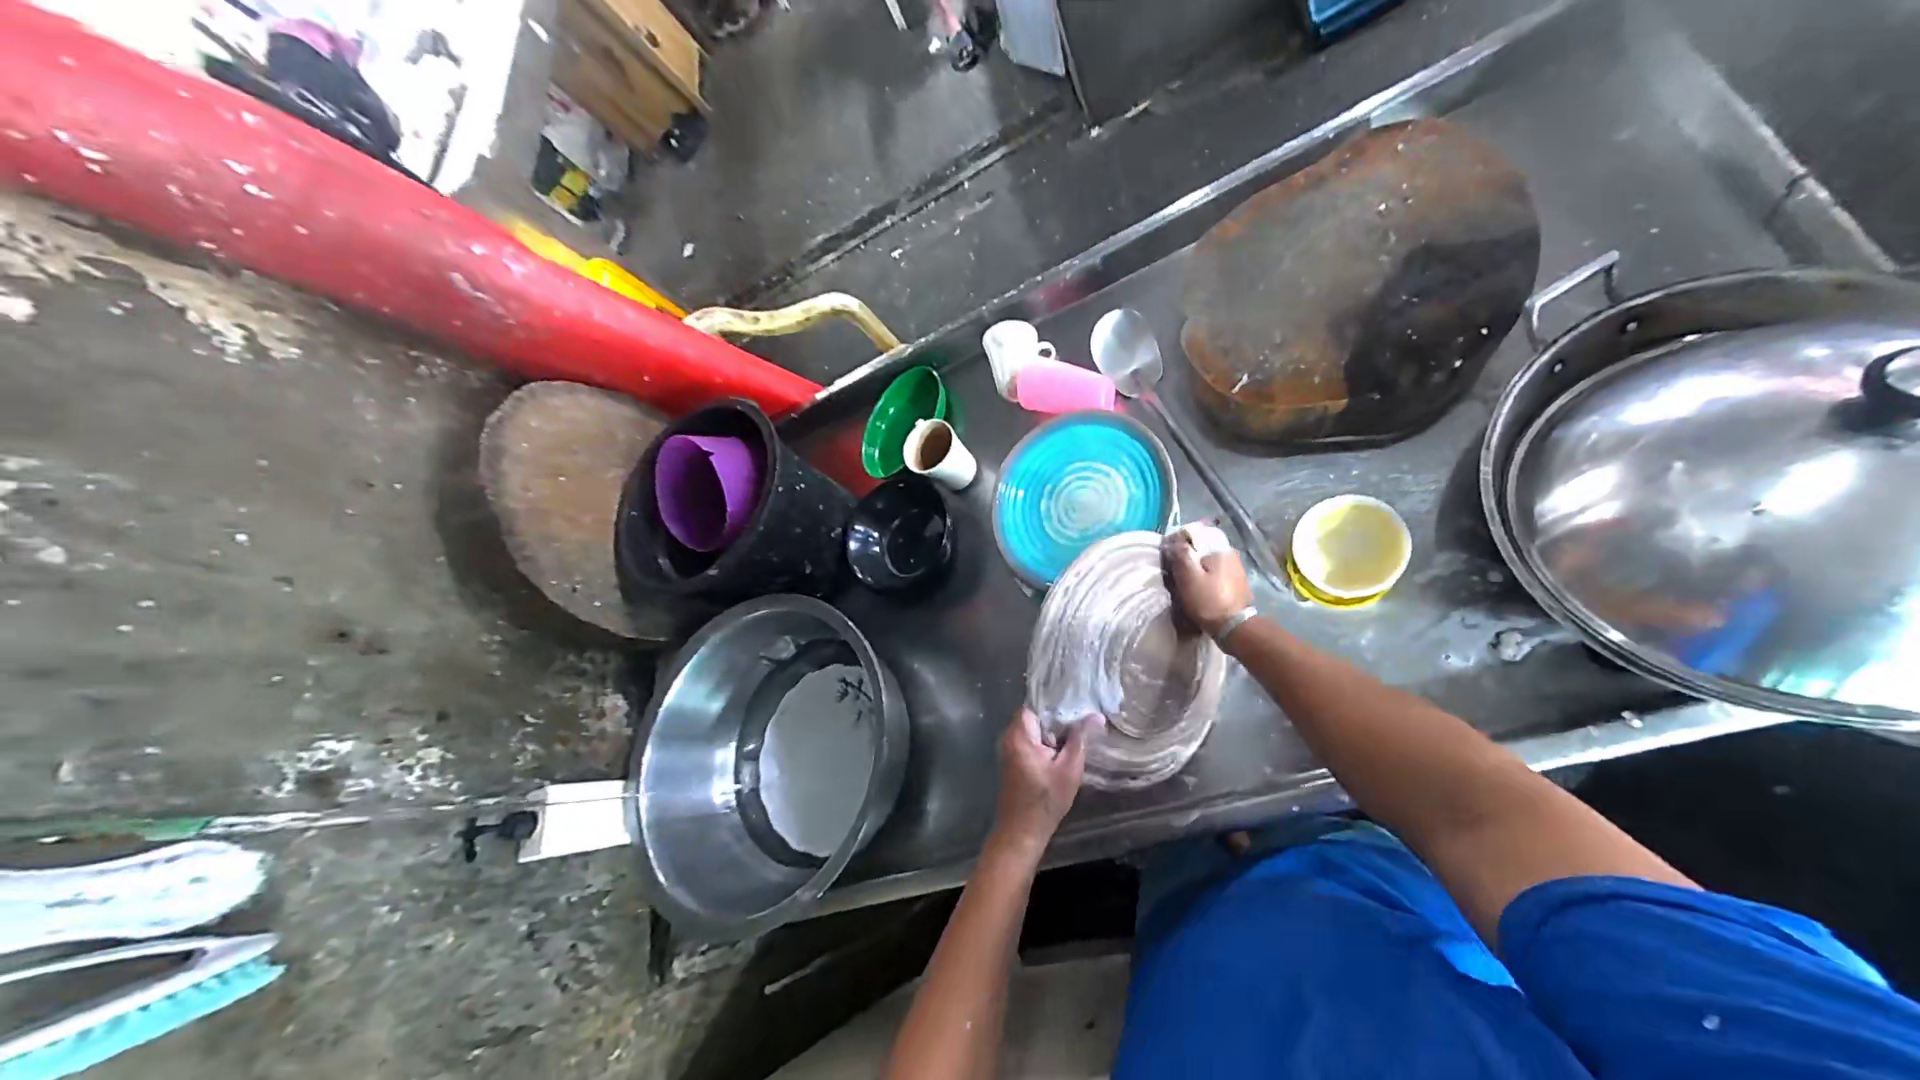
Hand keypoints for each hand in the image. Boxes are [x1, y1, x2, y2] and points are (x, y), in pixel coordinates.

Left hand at [991, 708, 1098, 854]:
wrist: (1022, 831)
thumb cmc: (1046, 800)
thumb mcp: (1069, 769)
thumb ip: (1080, 739)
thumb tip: (1096, 716)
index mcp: (1019, 735)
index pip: (1035, 704)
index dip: (1055, 702)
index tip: (1077, 701)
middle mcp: (1009, 737)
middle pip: (1034, 716)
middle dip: (1056, 717)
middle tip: (1081, 717)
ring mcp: (1009, 749)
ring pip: (1033, 729)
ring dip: (1052, 731)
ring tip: (1077, 731)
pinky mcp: (1013, 760)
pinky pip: (1030, 741)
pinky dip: (1045, 742)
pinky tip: (1063, 748)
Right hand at [1162, 529, 1252, 636]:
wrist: (1234, 628)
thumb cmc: (1209, 601)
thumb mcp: (1188, 577)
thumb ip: (1180, 555)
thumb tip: (1173, 542)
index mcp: (1220, 549)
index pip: (1195, 534)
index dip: (1178, 542)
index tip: (1167, 554)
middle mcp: (1231, 554)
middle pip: (1202, 549)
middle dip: (1187, 555)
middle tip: (1173, 568)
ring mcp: (1236, 569)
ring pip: (1209, 561)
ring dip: (1196, 567)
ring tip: (1183, 580)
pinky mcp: (1236, 583)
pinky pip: (1215, 573)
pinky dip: (1205, 577)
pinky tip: (1198, 588)